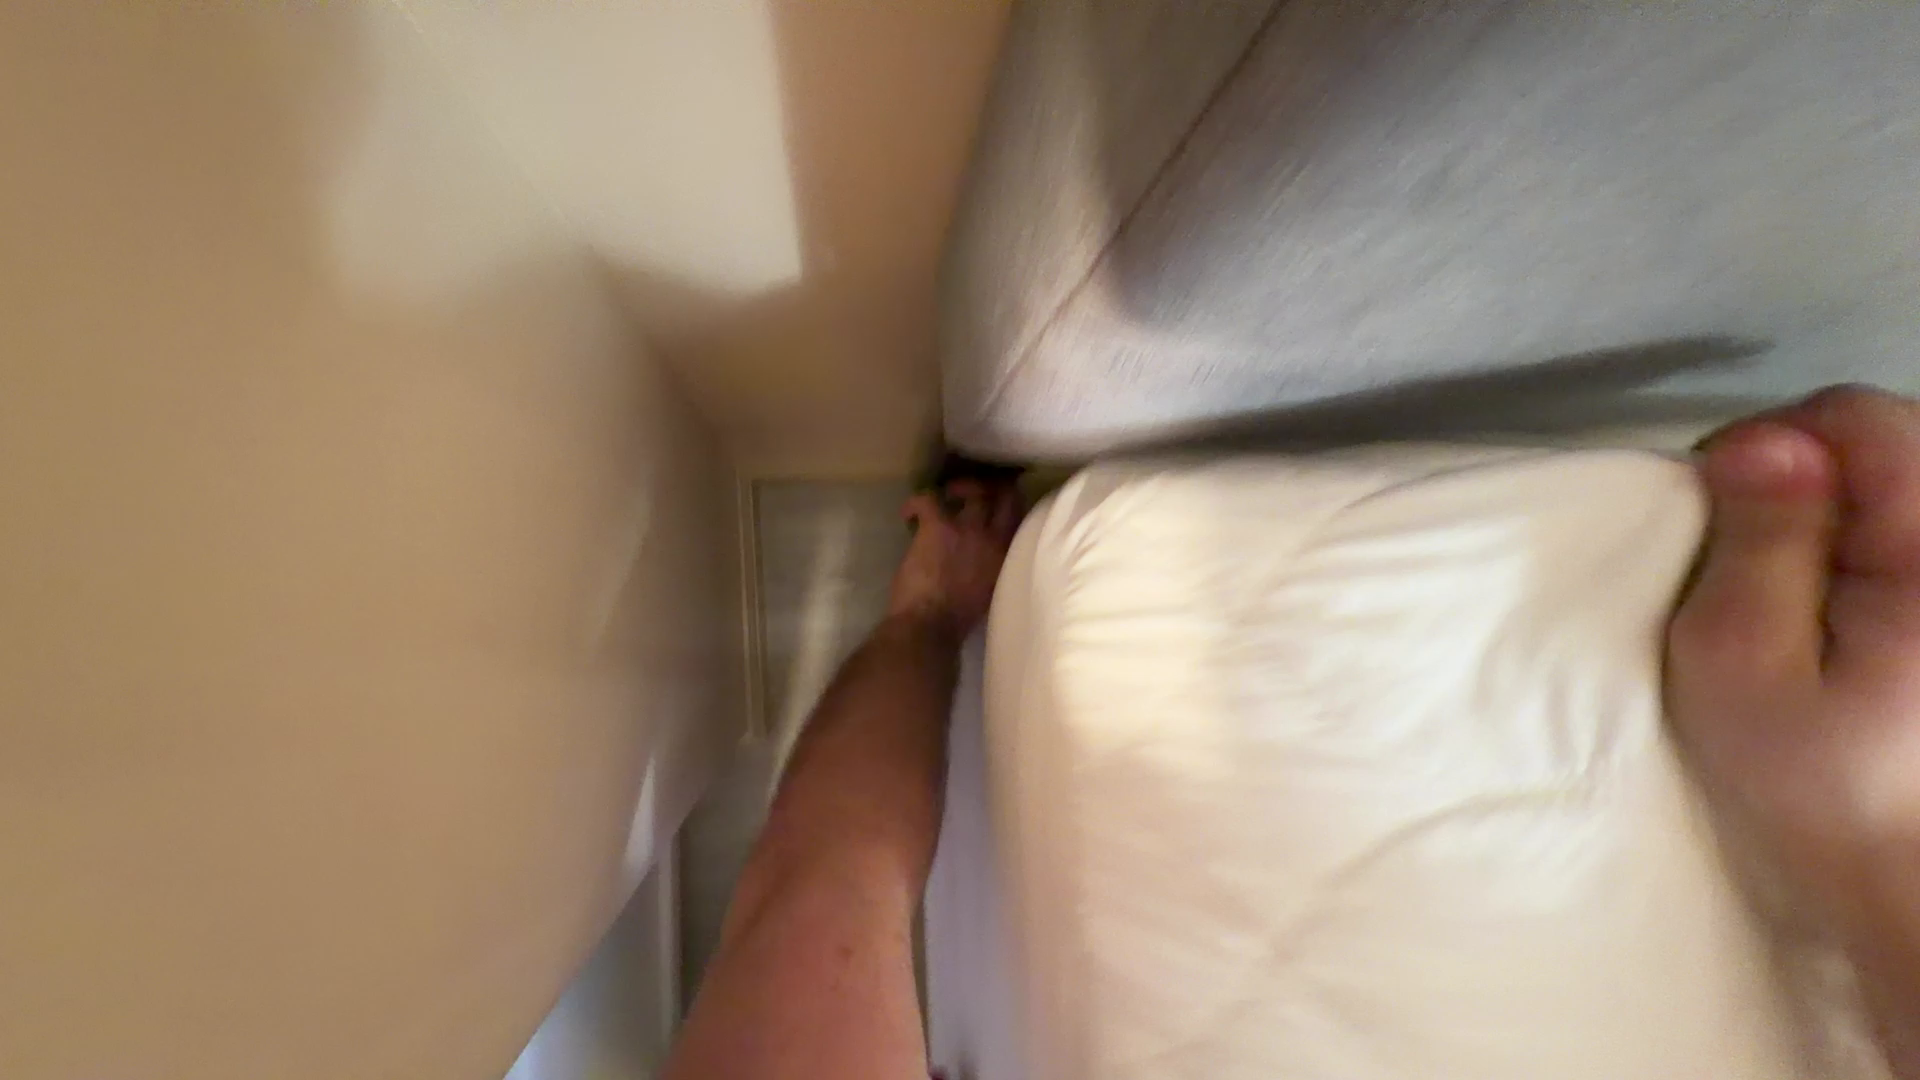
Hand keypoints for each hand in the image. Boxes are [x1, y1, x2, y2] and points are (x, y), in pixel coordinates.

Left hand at [887, 479, 1022, 638]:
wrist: (930, 625)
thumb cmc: (958, 619)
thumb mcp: (989, 592)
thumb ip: (992, 568)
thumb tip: (982, 556)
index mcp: (1008, 557)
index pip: (1021, 518)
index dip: (1008, 505)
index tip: (995, 503)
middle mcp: (994, 538)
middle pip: (1005, 495)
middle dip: (990, 488)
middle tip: (972, 492)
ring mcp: (967, 529)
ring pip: (973, 491)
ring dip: (957, 488)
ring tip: (943, 496)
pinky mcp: (937, 526)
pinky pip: (928, 499)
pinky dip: (915, 502)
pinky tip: (907, 514)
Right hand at [1666, 386, 1919, 926]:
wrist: (1899, 868)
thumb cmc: (1805, 767)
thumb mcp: (1739, 655)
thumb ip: (1756, 545)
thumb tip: (1756, 443)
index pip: (1855, 419)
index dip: (1760, 449)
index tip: (1709, 519)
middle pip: (1885, 435)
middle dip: (1791, 475)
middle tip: (1736, 557)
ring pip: (1895, 471)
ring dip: (1819, 503)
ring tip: (1780, 574)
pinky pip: (1901, 517)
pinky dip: (1849, 530)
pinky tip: (1827, 585)